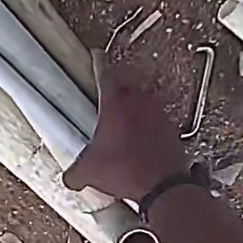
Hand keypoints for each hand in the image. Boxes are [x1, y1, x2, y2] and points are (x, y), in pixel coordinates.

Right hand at [63, 64, 188, 200]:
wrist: (162, 186)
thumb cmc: (128, 171)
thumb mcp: (90, 172)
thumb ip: (75, 172)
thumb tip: (71, 177)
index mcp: (115, 104)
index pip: (105, 72)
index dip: (98, 62)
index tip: (96, 55)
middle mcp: (139, 103)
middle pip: (128, 80)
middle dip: (119, 81)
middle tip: (110, 87)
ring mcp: (158, 114)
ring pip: (145, 97)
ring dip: (136, 101)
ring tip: (127, 113)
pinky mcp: (171, 129)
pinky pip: (158, 117)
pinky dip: (150, 122)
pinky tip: (144, 136)